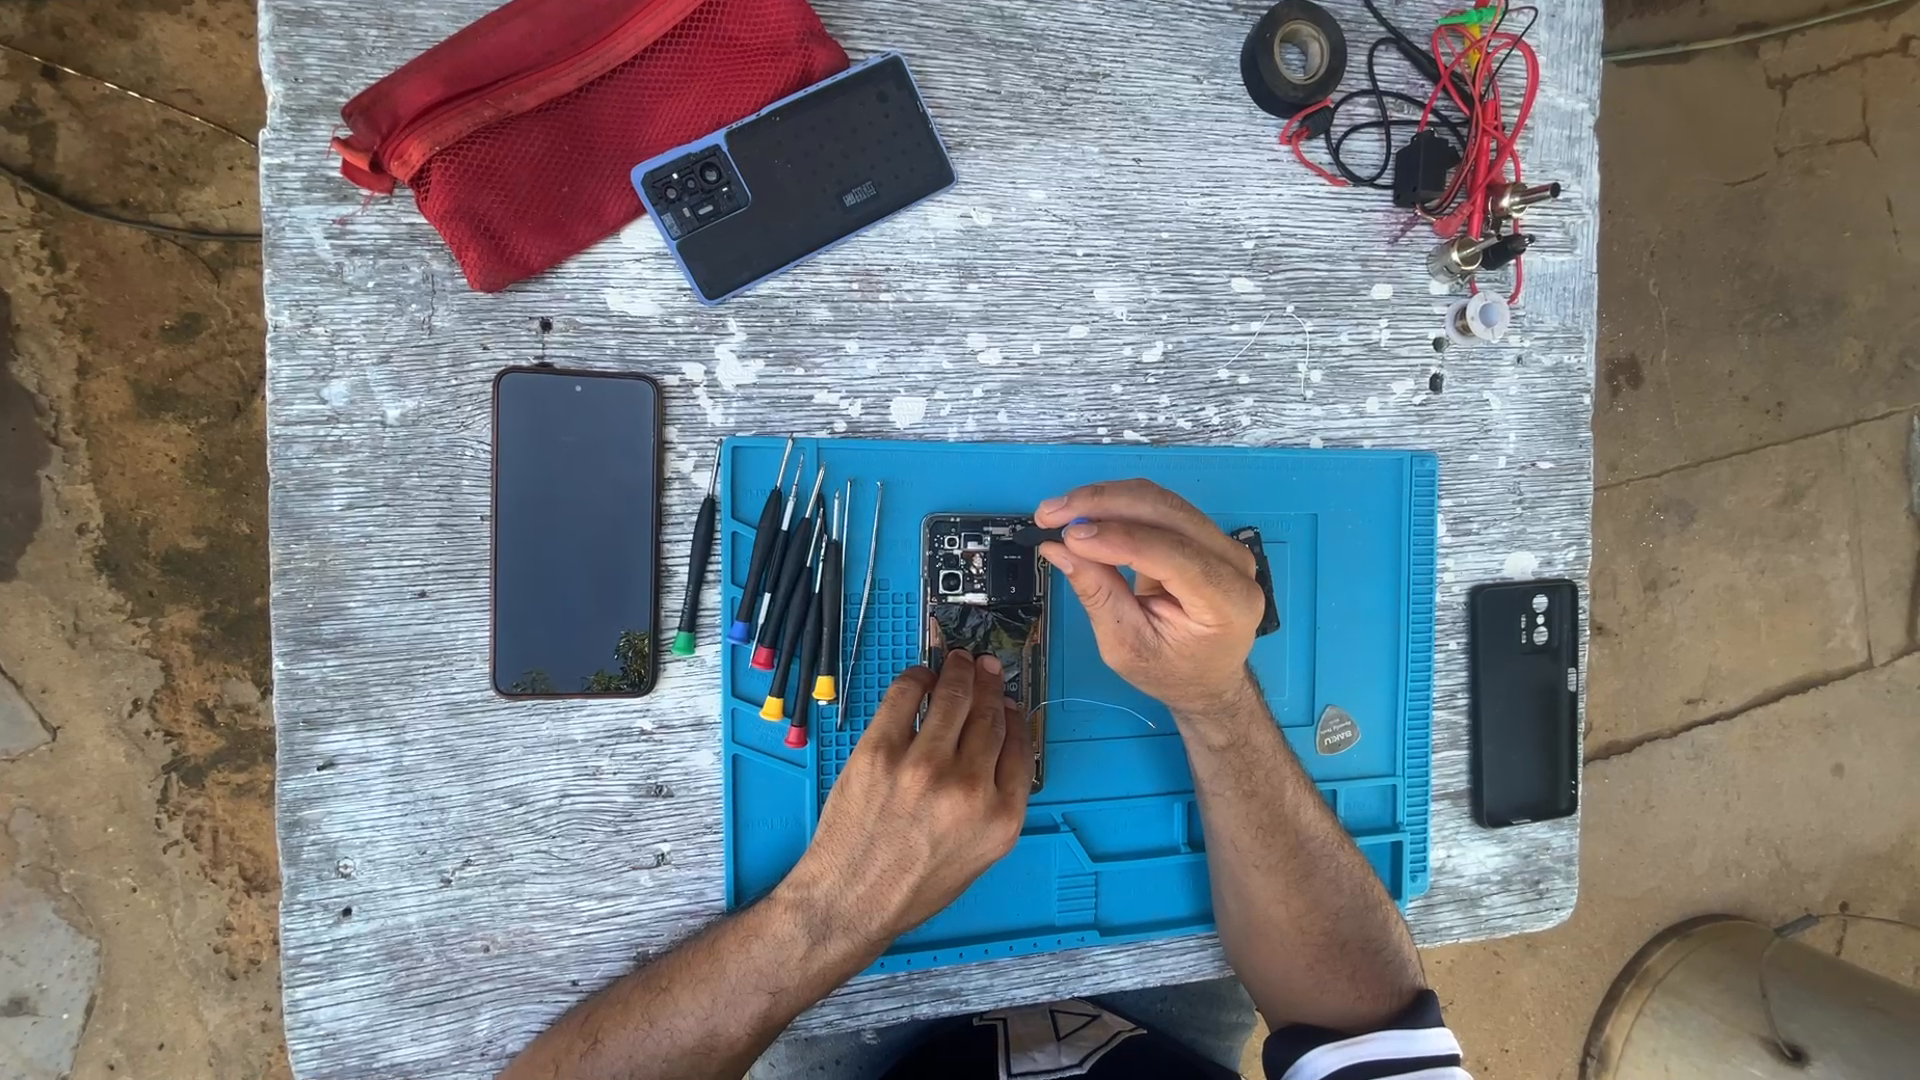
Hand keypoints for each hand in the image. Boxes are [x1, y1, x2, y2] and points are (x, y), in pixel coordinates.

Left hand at [777, 651, 1031, 949]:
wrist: (851, 900)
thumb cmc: (915, 885)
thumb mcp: (979, 855)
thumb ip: (996, 800)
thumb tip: (996, 741)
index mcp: (1000, 818)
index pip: (1019, 745)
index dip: (1014, 714)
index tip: (1008, 699)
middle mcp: (968, 788)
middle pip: (989, 716)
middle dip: (989, 685)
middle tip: (985, 666)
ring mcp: (923, 766)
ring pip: (952, 698)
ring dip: (959, 671)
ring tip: (959, 660)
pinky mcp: (881, 751)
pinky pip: (906, 696)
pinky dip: (918, 678)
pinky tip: (922, 676)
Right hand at [1034, 479, 1265, 717]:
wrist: (1205, 678)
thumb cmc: (1170, 671)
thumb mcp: (1126, 646)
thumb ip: (1098, 594)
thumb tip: (1059, 548)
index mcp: (1227, 602)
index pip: (1172, 554)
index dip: (1118, 539)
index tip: (1068, 536)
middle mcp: (1232, 562)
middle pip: (1166, 511)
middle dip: (1102, 504)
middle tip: (1049, 514)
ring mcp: (1221, 542)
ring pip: (1158, 499)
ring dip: (1102, 498)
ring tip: (1057, 511)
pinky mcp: (1202, 532)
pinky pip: (1155, 505)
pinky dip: (1114, 503)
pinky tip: (1081, 512)